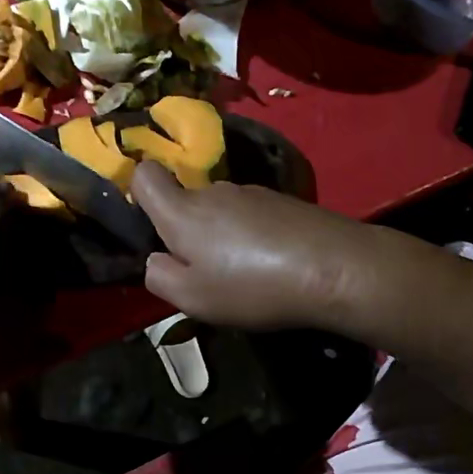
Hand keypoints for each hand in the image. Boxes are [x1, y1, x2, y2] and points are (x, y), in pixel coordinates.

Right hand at [131, 161, 388, 328]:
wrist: (334, 268)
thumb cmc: (252, 287)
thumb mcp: (192, 299)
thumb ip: (159, 276)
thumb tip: (156, 258)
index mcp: (183, 211)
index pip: (145, 174)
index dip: (138, 192)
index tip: (151, 225)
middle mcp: (214, 192)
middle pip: (186, 200)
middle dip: (187, 230)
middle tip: (205, 271)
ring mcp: (252, 192)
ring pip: (220, 210)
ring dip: (222, 235)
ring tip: (246, 273)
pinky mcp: (282, 200)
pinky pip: (251, 215)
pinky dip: (252, 235)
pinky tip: (273, 263)